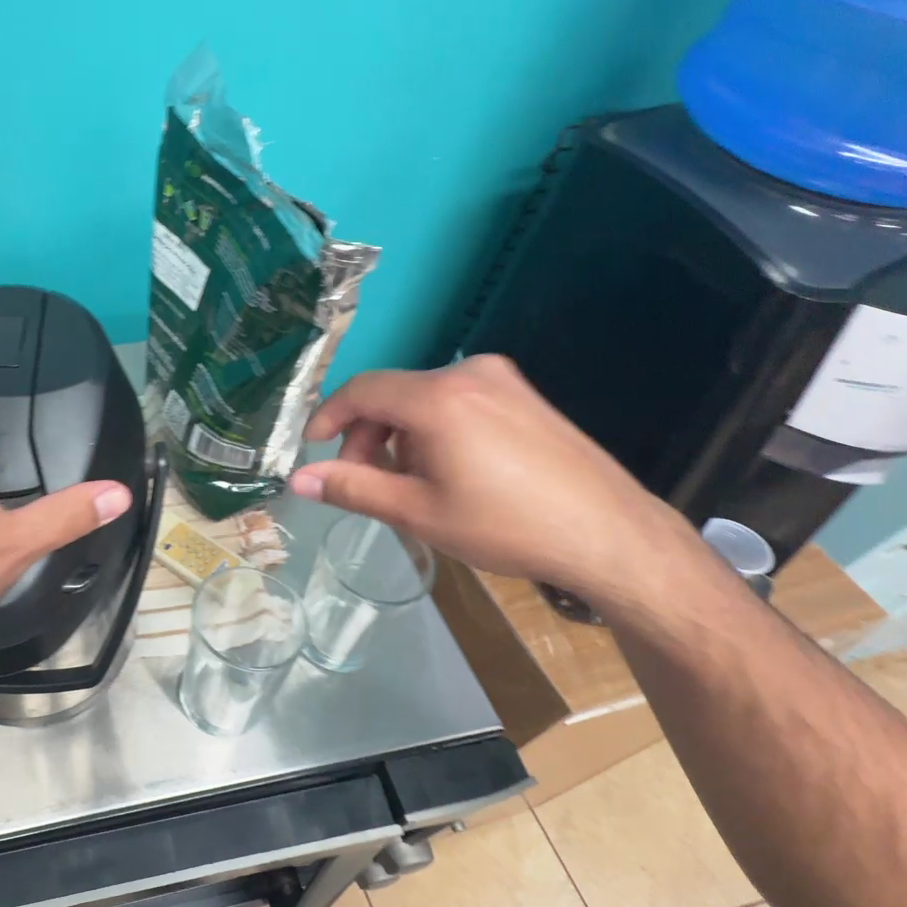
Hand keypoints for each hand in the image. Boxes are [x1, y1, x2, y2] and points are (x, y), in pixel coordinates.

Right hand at [287, 356, 703, 605]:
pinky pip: (457, 400)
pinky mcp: (524, 395)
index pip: (361, 390)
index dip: (328, 417)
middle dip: (368, 434)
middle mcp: (468, 372)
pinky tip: (450, 470)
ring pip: (424, 398)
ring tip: (412, 485)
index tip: (313, 450)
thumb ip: (352, 489)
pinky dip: (435, 429)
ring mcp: (503, 380)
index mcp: (438, 397)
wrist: (608, 534)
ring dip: (401, 435)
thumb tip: (298, 480)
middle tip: (367, 482)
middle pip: (393, 393)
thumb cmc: (505, 526)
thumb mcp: (418, 512)